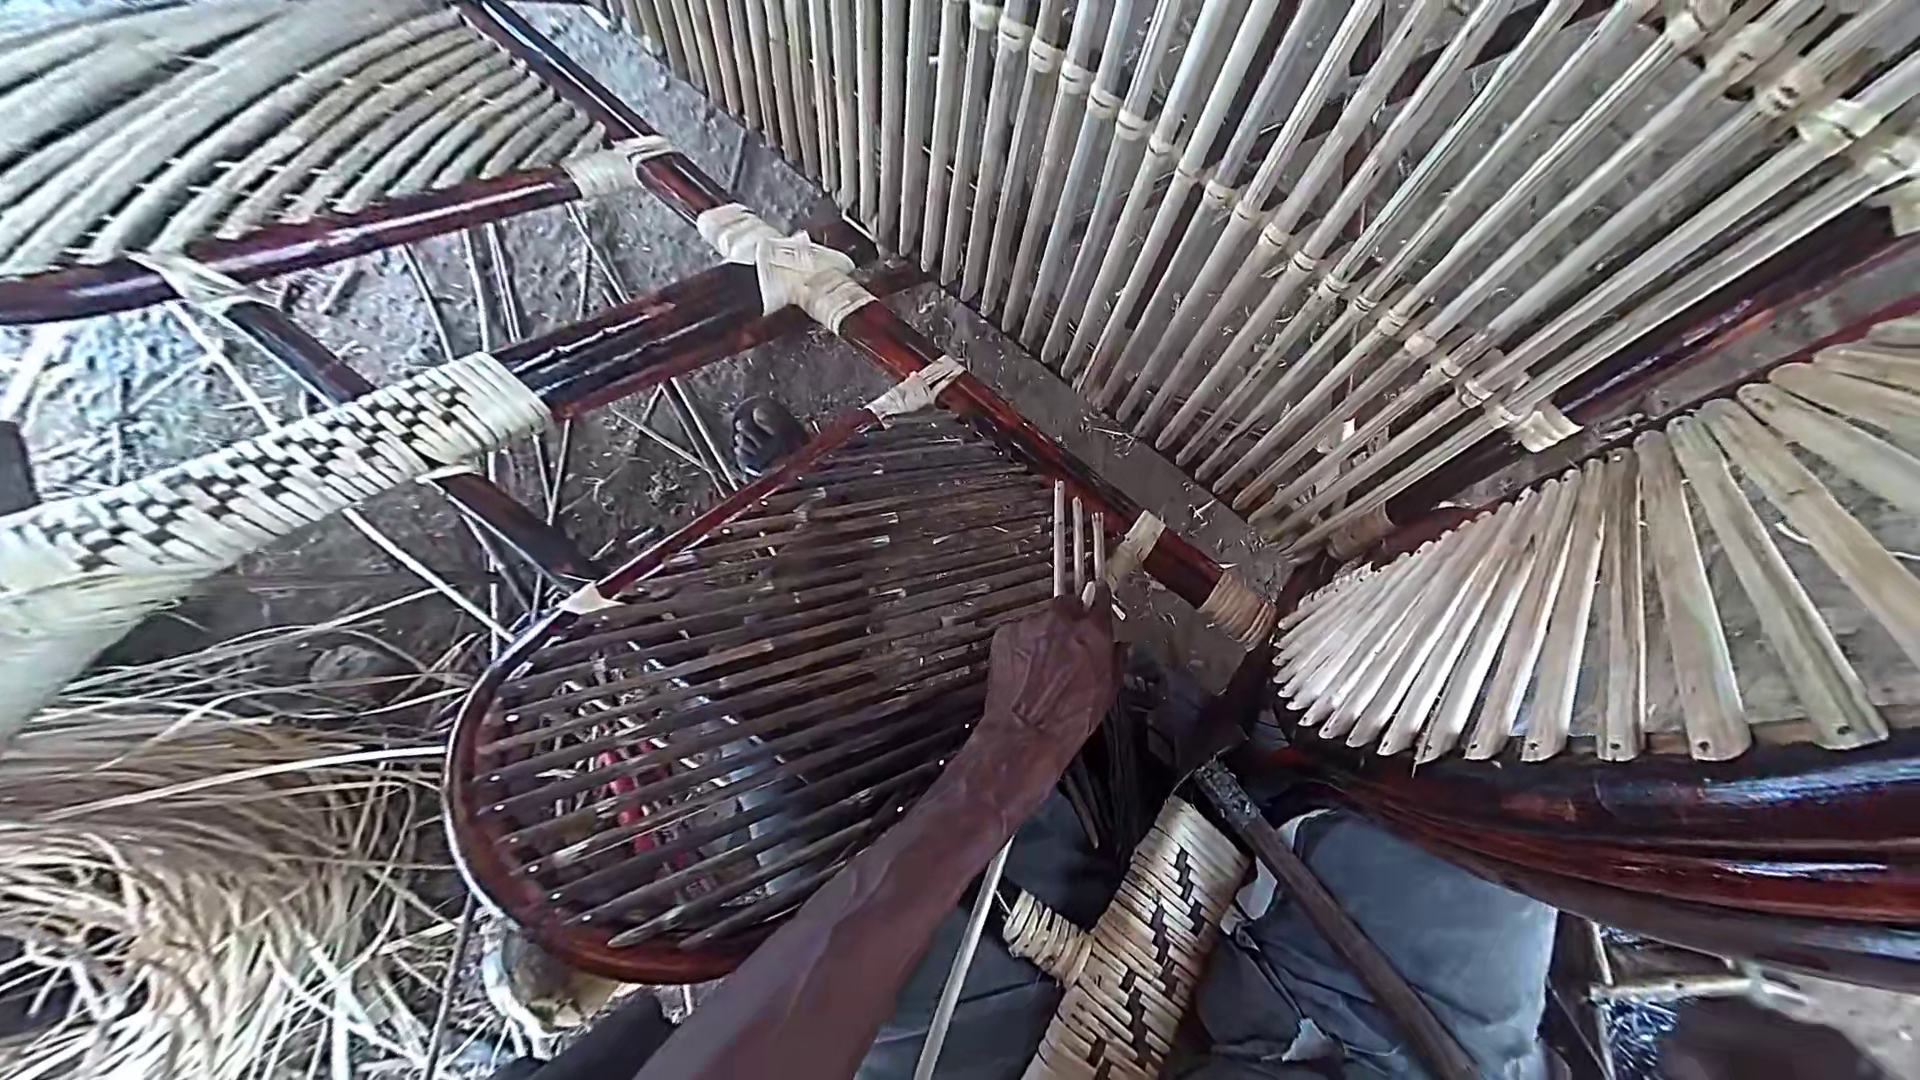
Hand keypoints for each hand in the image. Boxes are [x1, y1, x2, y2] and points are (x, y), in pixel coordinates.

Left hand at [972, 591, 1118, 796]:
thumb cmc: (1067, 718)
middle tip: (1066, 645)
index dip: (1097, 597)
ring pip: (1041, 618)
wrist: (1026, 731)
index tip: (1096, 594)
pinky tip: (1026, 668)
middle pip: (1067, 604)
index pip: (1099, 596)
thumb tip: (1117, 646)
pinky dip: (1022, 644)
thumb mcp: (1107, 689)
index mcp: (1092, 631)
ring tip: (1042, 665)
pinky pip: (1019, 631)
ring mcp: (1031, 624)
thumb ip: (1114, 657)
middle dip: (1068, 620)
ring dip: (1043, 634)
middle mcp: (1061, 620)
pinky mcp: (1006, 632)